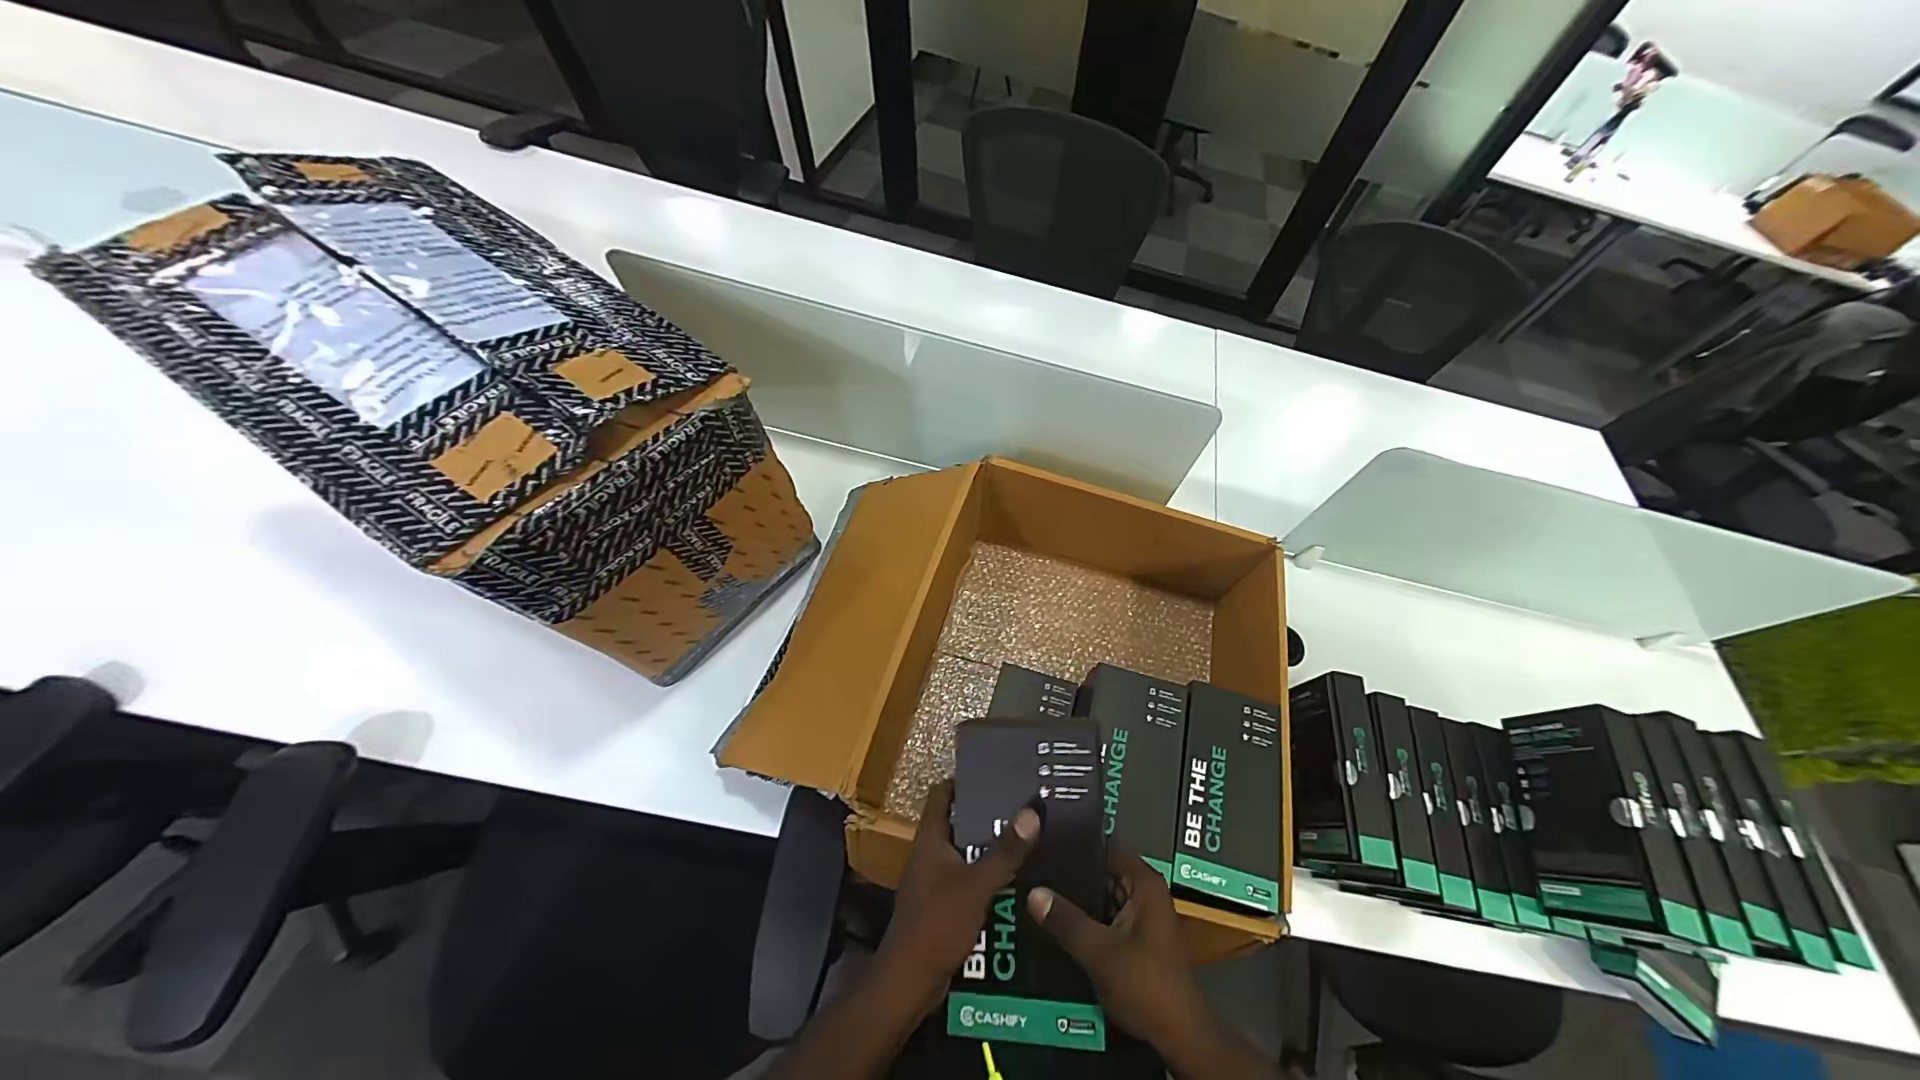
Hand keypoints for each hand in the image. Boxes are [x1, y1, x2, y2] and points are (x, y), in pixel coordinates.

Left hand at [873, 780, 1038, 1017]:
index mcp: (930, 839)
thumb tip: (1031, 811)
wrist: (910, 981)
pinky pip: (969, 879)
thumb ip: (1004, 851)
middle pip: (958, 822)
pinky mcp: (943, 905)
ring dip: (990, 846)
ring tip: (1027, 836)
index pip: (941, 794)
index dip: (963, 779)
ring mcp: (934, 881)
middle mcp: (930, 854)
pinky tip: (1016, 879)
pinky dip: (989, 875)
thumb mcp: (976, 884)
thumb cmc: (937, 923)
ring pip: (966, 852)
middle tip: (1022, 805)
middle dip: (986, 814)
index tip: (995, 772)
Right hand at [1026, 846, 1208, 1047]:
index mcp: (1144, 883)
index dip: (1075, 843)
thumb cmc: (1145, 985)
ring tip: (1033, 891)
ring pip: (1098, 894)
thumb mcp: (1099, 951)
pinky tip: (1052, 921)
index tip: (1041, 842)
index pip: (1105, 845)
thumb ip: (1065, 920)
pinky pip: (1101, 915)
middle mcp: (1144, 892)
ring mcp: (1139, 915)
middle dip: (1069, 873)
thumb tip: (1033, 892)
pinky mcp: (1132, 937)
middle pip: (1100, 870)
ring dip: (1073, 899)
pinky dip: (1081, 918)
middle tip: (1030, 870)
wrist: (1178, 1036)